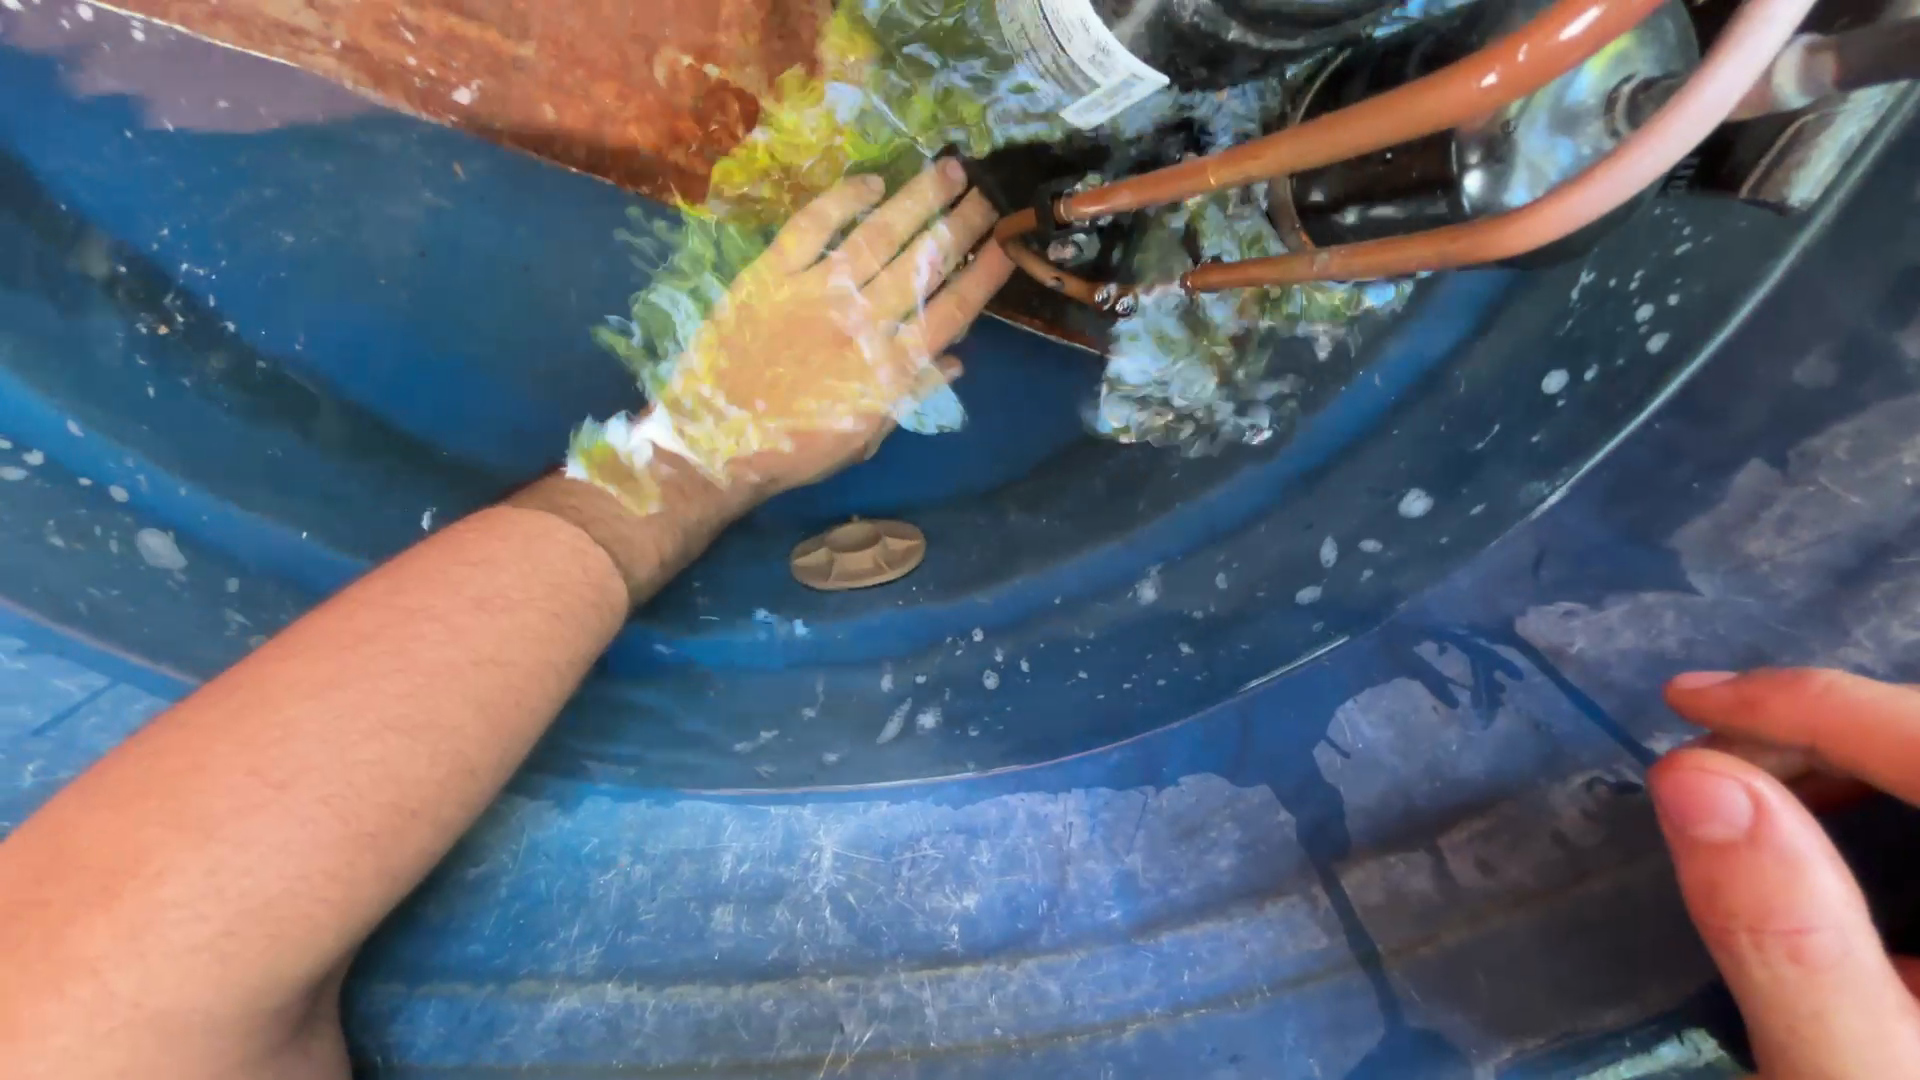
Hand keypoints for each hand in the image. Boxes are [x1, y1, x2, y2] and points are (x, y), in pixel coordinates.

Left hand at [653, 159, 1011, 500]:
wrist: (714, 445)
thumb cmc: (795, 449)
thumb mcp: (863, 437)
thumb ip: (909, 396)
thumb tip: (955, 361)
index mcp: (885, 369)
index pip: (948, 314)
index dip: (981, 278)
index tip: (1006, 246)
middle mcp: (858, 323)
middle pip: (922, 265)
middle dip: (960, 227)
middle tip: (988, 195)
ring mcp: (813, 294)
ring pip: (877, 237)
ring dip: (917, 201)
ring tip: (951, 170)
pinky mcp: (769, 276)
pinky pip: (812, 227)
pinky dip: (842, 200)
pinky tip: (872, 183)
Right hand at [1653, 668, 1919, 1075]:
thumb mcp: (1855, 1068)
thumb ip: (1783, 933)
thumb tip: (1688, 775)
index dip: (1812, 706)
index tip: (1685, 698)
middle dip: (1817, 731)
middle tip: (1704, 764)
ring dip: (1845, 753)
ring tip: (1748, 789)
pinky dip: (1882, 783)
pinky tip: (1825, 815)